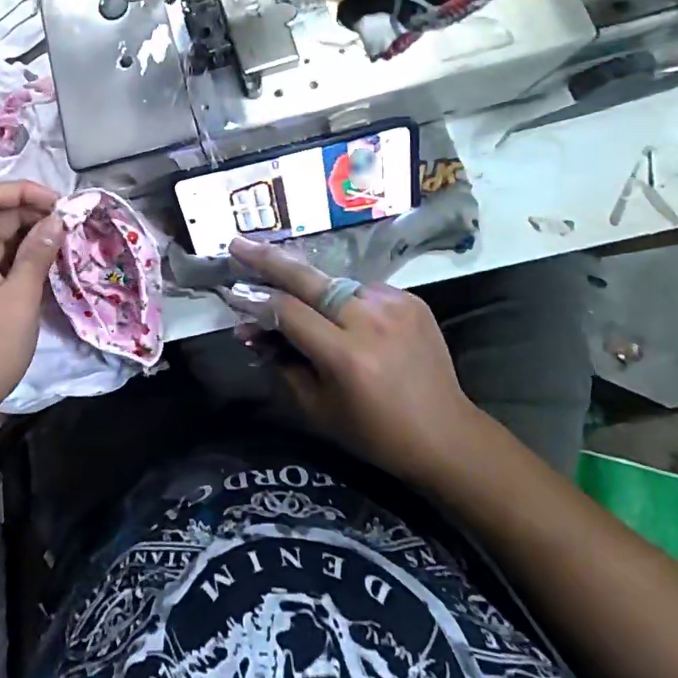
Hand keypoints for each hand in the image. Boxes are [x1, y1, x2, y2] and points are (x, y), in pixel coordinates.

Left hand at [0, 182, 64, 449]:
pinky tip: (53, 271)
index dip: (23, 191)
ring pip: (3, 241)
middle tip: (74, 228)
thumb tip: (56, 219)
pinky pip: (3, 265)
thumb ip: (37, 256)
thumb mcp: (18, 301)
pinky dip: (28, 260)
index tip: (60, 206)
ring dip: (35, 237)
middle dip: (36, 213)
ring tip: (69, 247)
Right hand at [228, 237, 487, 483]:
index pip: (289, 312)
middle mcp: (371, 320)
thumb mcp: (319, 408)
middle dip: (268, 259)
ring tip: (294, 297)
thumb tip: (251, 330)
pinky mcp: (412, 299)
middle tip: (238, 244)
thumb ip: (283, 364)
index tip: (232, 290)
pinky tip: (342, 316)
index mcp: (346, 355)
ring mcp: (395, 304)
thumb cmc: (375, 432)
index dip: (256, 300)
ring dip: (310, 288)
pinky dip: (345, 300)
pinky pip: (363, 290)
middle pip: (309, 279)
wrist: (445, 432)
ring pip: (336, 283)